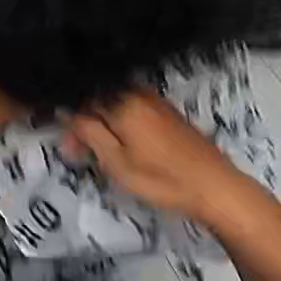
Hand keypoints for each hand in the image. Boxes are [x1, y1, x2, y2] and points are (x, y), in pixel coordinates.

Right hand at [63, 92, 265, 222]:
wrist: (214, 187)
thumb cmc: (161, 179)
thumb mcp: (116, 162)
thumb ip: (89, 132)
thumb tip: (66, 111)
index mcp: (122, 102)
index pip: (83, 97)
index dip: (68, 117)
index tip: (66, 144)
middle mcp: (138, 93)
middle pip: (100, 98)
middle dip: (84, 121)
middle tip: (78, 153)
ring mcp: (155, 101)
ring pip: (116, 104)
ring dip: (102, 123)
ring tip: (99, 153)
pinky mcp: (167, 112)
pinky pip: (133, 108)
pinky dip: (120, 123)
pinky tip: (121, 144)